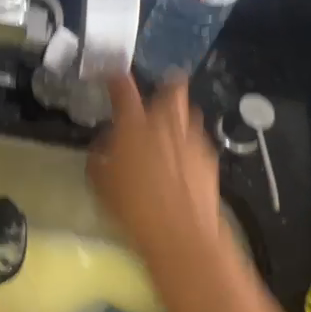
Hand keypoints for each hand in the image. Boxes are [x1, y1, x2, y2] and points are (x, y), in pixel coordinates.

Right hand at [92, 74, 223, 257]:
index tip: (112, 75)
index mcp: (134, 125)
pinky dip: (189, 143)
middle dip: (165, 85)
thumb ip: (101, 155)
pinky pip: (198, 140)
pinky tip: (181, 161)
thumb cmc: (133, 208)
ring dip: (179, 115)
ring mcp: (193, 139)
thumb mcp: (100, 182)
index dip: (116, 78)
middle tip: (156, 95)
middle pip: (173, 89)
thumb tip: (106, 144)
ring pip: (189, 113)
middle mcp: (166, 124)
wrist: (182, 235)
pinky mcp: (210, 159)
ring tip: (169, 129)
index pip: (123, 88)